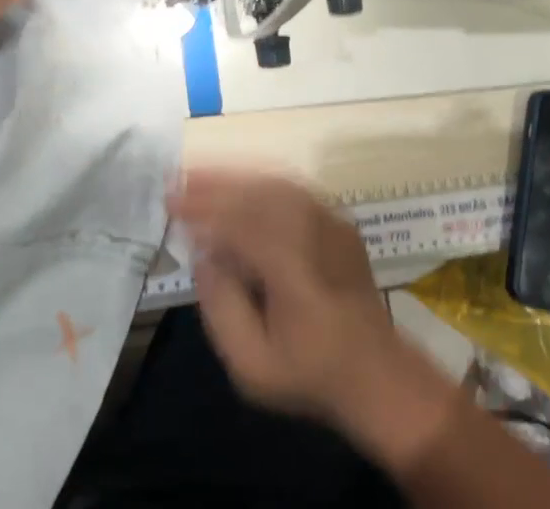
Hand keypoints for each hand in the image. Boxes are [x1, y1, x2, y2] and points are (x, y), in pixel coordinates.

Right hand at [170, 170, 462, 472]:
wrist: (378, 374)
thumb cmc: (310, 373)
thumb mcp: (252, 363)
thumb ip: (222, 309)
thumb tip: (204, 259)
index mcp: (292, 268)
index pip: (239, 220)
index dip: (202, 206)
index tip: (170, 201)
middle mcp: (315, 235)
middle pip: (258, 191)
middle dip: (214, 180)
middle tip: (177, 179)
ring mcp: (333, 225)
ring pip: (277, 183)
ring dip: (236, 175)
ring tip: (200, 176)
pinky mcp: (340, 224)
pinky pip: (296, 189)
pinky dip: (263, 180)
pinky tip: (240, 185)